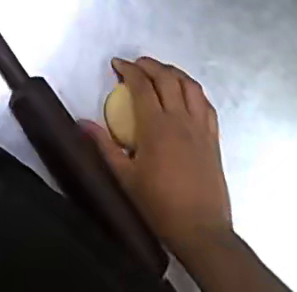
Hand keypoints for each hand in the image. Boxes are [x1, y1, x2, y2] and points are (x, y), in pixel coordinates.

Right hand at [86, 57, 231, 256]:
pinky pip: (205, 103)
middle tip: (135, 65)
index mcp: (156, 126)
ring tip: (160, 72)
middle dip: (149, 65)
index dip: (128, 70)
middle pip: (166, 77)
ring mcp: (200, 126)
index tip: (117, 65)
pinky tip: (186, 94)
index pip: (142, 85)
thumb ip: (104, 147)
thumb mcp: (125, 179)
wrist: (200, 231)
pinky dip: (193, 90)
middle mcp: (180, 119)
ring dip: (173, 72)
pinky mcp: (213, 137)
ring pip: (189, 85)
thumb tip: (83, 123)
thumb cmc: (160, 206)